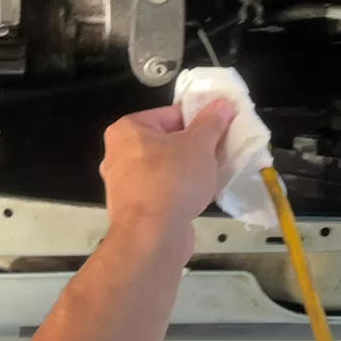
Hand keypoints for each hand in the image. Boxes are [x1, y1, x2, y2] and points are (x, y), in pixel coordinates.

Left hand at [99, 101, 235, 251]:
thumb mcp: (199, 144)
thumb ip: (212, 122)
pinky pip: (161, 191)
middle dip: (194, 148)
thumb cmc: (171, 181)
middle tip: (218, 154)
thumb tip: (222, 104)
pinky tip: (198, 198)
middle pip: (166, 142)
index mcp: (127, 130)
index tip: (220, 130)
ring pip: (165, 168)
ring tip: (211, 176)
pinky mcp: (133, 208)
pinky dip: (179, 192)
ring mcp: (124, 183)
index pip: (170, 115)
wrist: (152, 236)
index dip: (199, 121)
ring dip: (188, 172)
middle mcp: (118, 154)